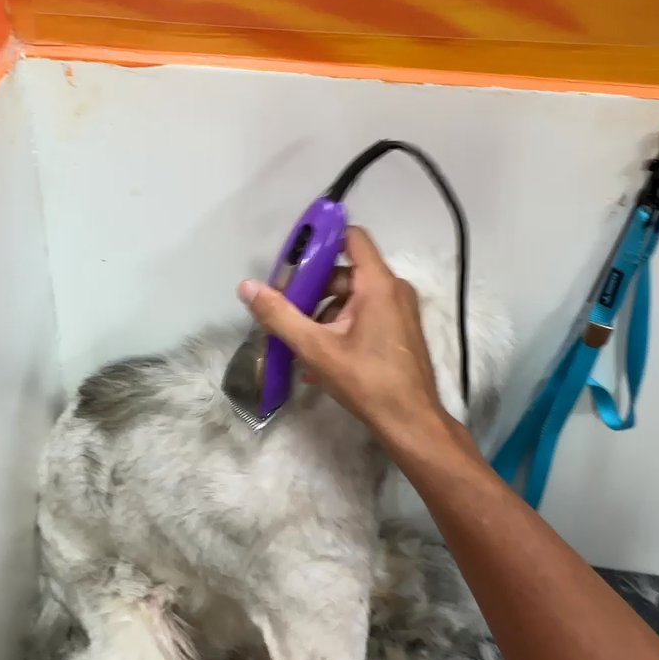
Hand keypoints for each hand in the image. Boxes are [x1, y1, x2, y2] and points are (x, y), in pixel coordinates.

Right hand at [238, 227, 477, 461]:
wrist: (411, 422)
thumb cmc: (367, 381)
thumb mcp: (315, 348)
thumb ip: (279, 315)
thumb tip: (247, 287)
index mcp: (378, 284)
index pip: (352, 237)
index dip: (322, 239)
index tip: (294, 257)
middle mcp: (393, 290)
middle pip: (345, 272)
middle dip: (313, 288)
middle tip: (287, 308)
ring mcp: (400, 311)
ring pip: (352, 297)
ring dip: (323, 313)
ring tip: (299, 340)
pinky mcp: (399, 331)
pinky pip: (364, 315)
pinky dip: (340, 327)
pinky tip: (319, 357)